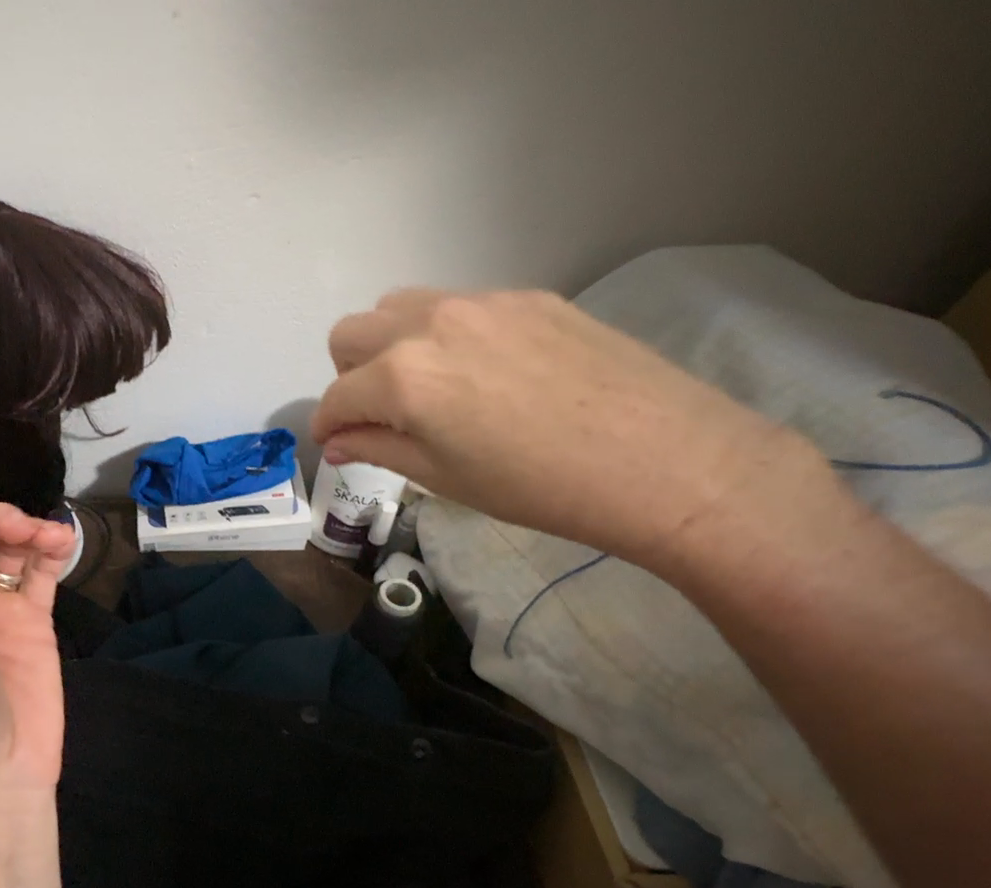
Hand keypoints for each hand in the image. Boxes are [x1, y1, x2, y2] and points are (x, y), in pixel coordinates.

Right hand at [311, 288, 818, 561]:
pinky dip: (444, 335)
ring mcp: (482, 302)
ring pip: (399, 306)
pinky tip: (486, 374)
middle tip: (380, 414)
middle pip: (351, 334)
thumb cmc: (540, 487)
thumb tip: (338, 441)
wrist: (662, 459)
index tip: (338, 444)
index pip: (336, 396)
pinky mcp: (528, 296)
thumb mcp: (445, 478)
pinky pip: (457, 305)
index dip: (328, 426)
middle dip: (349, 376)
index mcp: (403, 377)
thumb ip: (379, 449)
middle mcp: (430, 324)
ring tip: (427, 386)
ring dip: (390, 344)